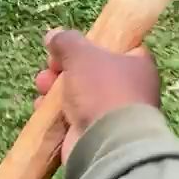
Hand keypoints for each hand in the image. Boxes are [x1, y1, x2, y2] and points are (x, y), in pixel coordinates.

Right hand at [33, 28, 160, 159]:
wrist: (108, 143)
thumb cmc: (102, 90)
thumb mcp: (81, 55)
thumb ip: (67, 41)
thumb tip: (53, 35)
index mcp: (137, 64)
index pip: (114, 47)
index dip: (88, 44)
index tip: (66, 47)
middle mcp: (130, 89)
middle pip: (90, 71)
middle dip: (63, 68)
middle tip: (49, 68)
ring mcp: (113, 114)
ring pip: (79, 95)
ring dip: (56, 89)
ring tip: (41, 87)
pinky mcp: (96, 134)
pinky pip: (72, 117)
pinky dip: (56, 112)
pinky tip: (42, 108)